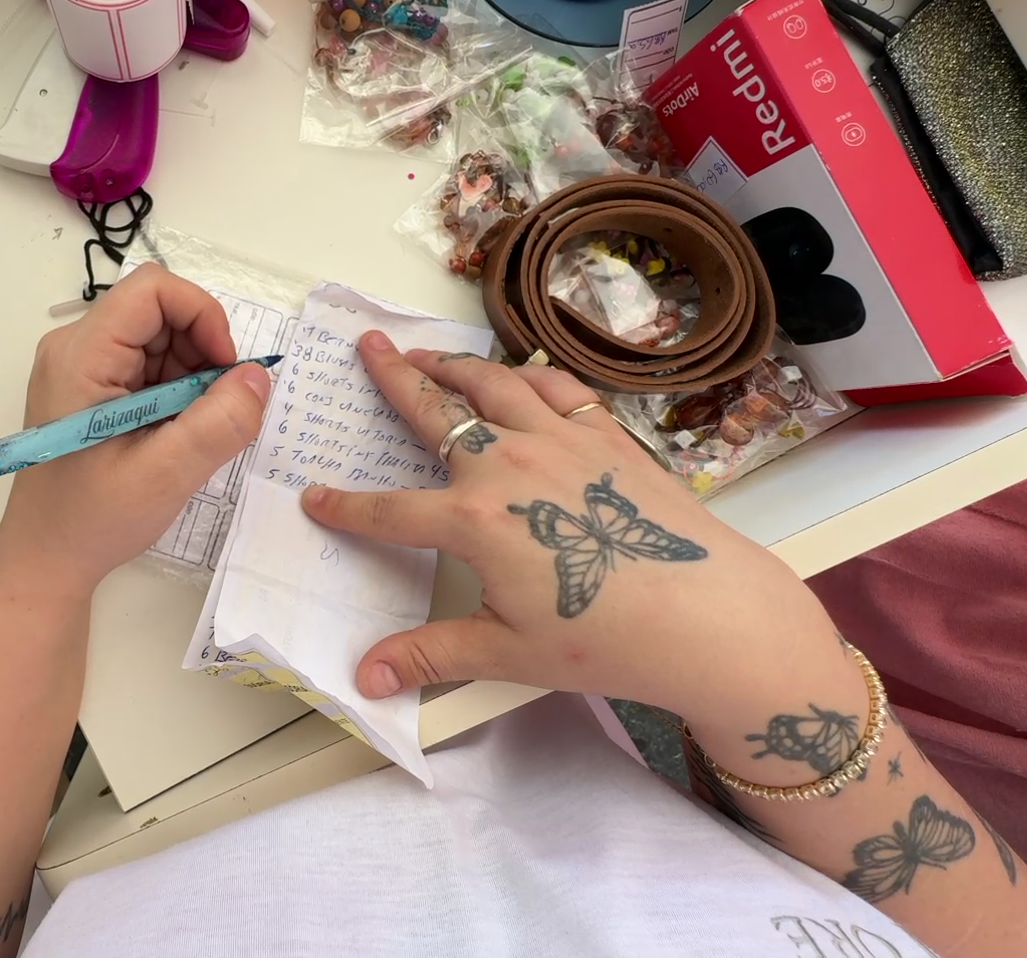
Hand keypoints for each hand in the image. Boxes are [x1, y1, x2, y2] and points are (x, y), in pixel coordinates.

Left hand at [0, 265, 272, 587]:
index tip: (226, 370)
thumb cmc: (92, 521)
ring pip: (160, 338)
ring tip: (193, 429)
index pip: (153, 290)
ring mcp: (84, 367)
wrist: (47, 558)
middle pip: (159, 311)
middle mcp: (77, 348)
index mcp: (81, 356)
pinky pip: (150, 365)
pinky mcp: (94, 388)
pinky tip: (177, 432)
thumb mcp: (165, 475)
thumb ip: (219, 423)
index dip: (202, 316)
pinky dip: (179, 391)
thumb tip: (259, 375)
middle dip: (202, 351)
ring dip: (194, 374)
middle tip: (217, 409)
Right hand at [298, 332, 845, 719]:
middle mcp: (508, 466)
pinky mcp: (605, 436)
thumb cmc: (605, 640)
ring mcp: (558, 442)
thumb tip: (365, 680)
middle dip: (392, 378)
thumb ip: (428, 656)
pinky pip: (555, 388)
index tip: (312, 498)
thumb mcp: (506, 652)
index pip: (388, 513)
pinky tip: (513, 372)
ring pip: (492, 385)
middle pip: (434, 411)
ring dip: (452, 364)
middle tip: (368, 346)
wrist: (713, 619)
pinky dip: (526, 373)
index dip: (344, 508)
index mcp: (473, 521)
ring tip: (425, 352)